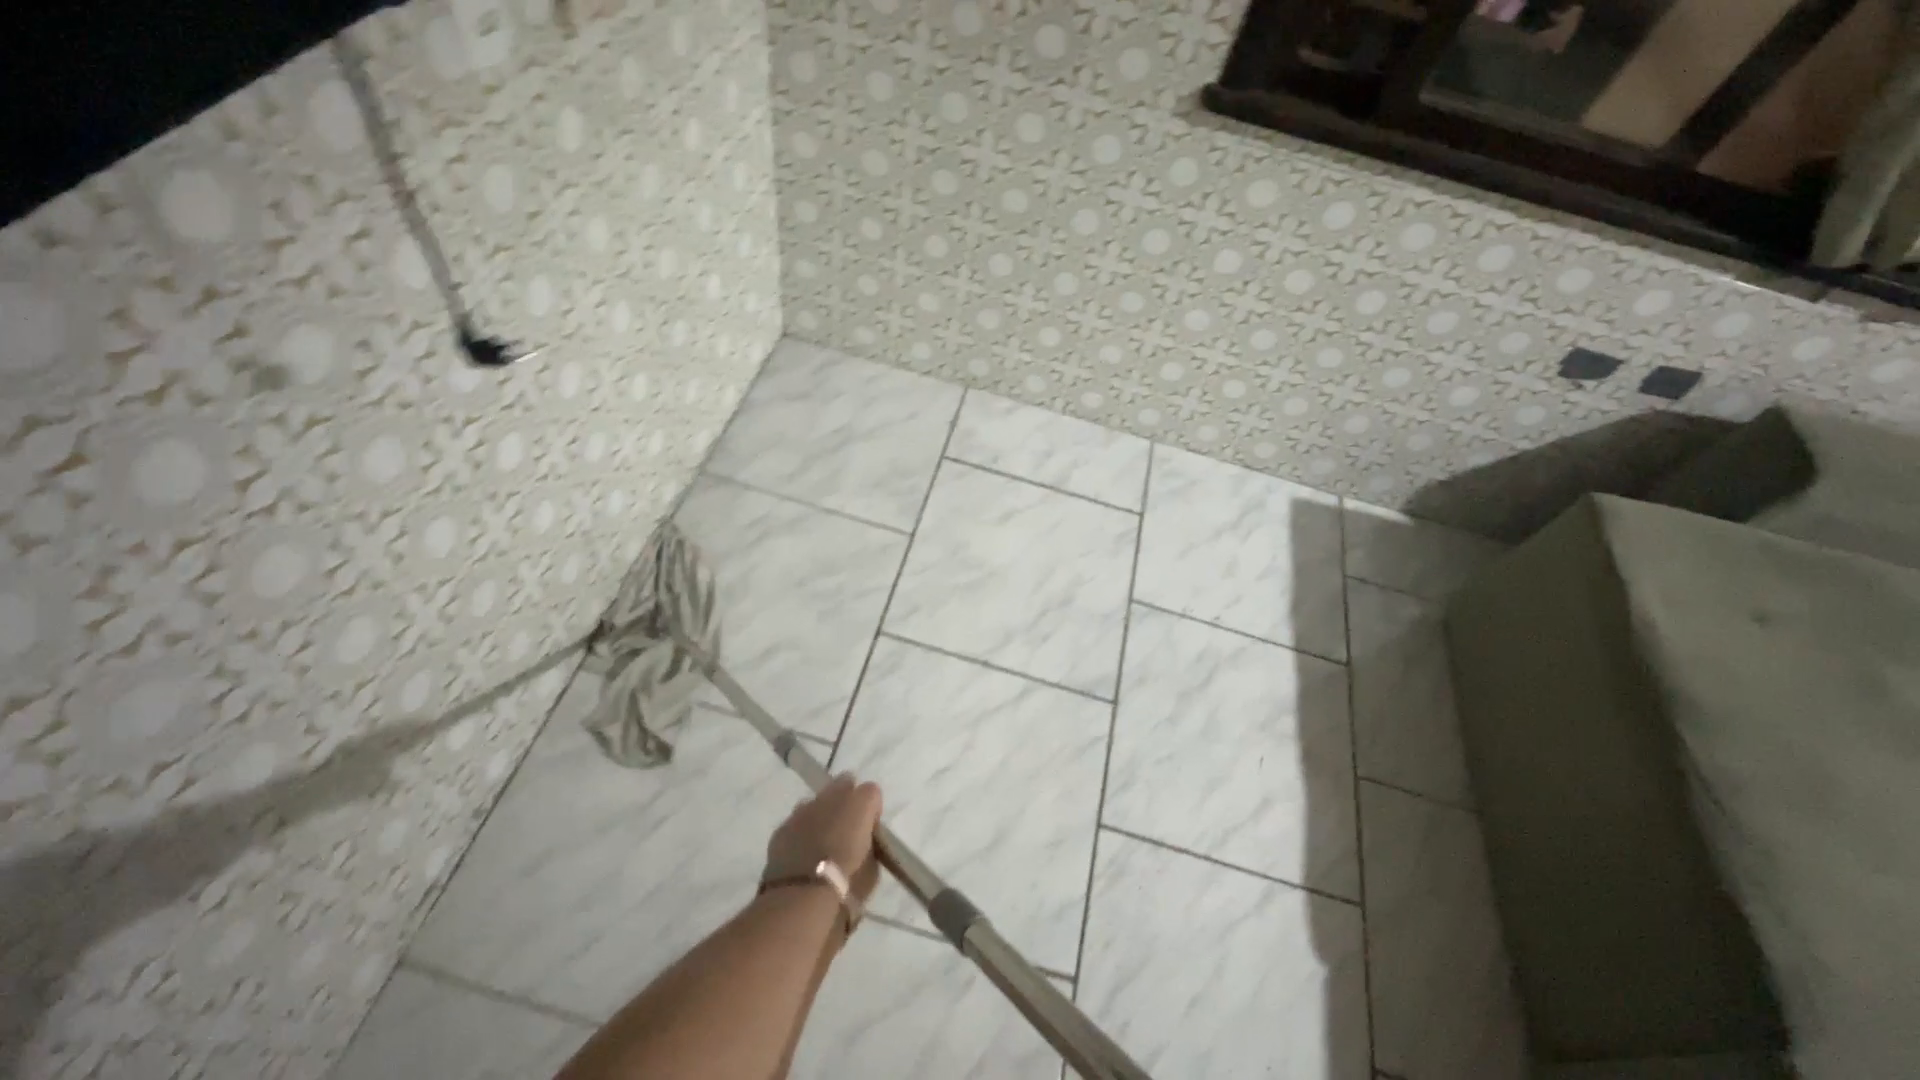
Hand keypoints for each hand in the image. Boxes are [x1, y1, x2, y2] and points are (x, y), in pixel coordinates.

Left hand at [763, 774, 882, 909]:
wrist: (802, 895)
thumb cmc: (847, 883)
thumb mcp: (872, 867)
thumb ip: (869, 845)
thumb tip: (861, 842)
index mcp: (861, 804)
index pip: (871, 792)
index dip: (872, 811)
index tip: (870, 831)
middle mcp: (831, 796)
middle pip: (843, 785)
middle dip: (846, 801)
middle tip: (848, 830)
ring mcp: (804, 808)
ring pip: (817, 800)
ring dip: (823, 813)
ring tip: (824, 841)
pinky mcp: (783, 825)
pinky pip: (797, 819)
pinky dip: (802, 830)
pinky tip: (803, 852)